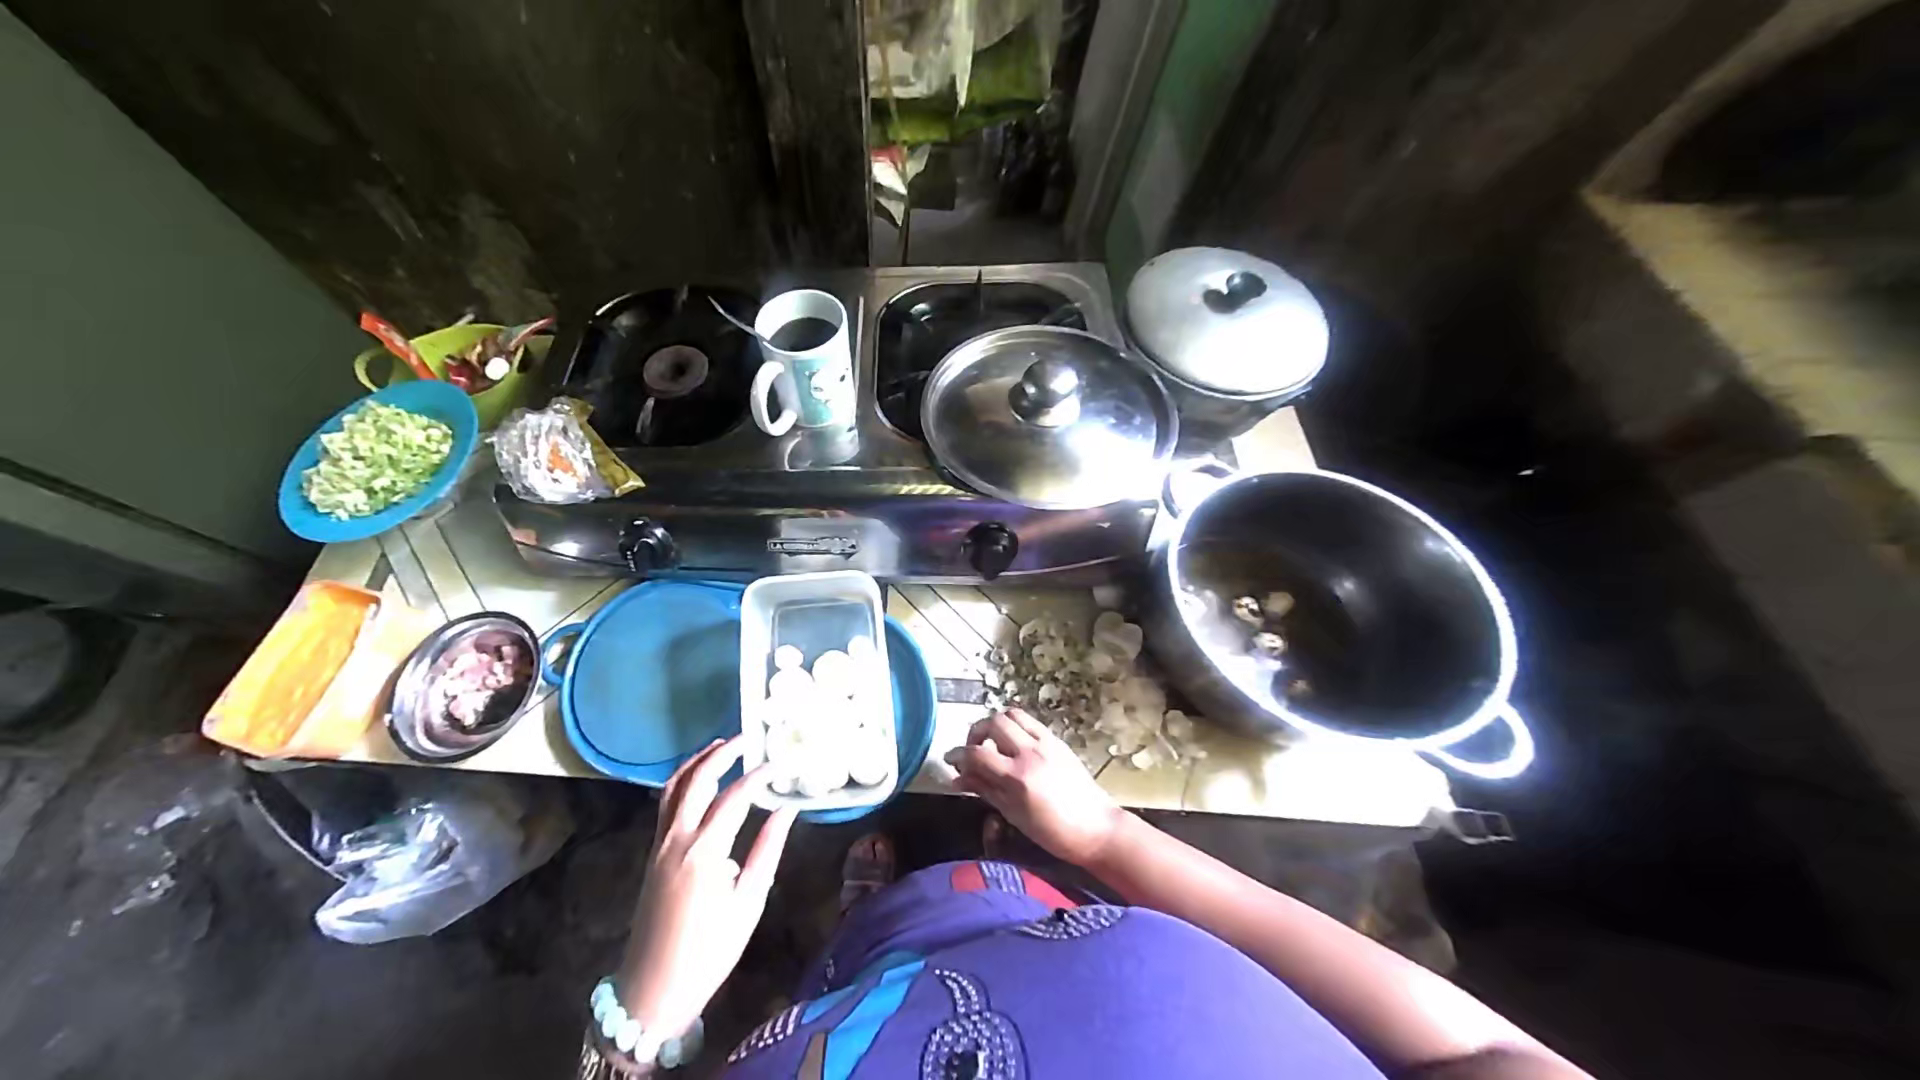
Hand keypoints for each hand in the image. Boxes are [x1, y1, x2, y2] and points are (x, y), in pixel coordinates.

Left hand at [617, 737, 797, 1036]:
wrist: (653, 990)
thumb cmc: (709, 951)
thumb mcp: (749, 902)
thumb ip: (768, 849)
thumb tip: (787, 808)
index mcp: (705, 852)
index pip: (735, 796)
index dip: (760, 774)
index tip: (781, 762)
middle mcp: (677, 839)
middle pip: (698, 780)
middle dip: (723, 753)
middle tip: (748, 738)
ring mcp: (659, 845)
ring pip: (674, 787)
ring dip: (698, 761)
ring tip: (721, 745)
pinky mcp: (652, 853)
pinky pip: (665, 804)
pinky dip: (682, 781)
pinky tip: (698, 778)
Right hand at [944, 708, 1129, 866]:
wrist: (1097, 829)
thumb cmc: (1054, 832)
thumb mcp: (1014, 815)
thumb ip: (985, 790)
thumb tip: (958, 778)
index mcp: (1018, 777)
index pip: (977, 754)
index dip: (957, 755)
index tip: (950, 760)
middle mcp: (1030, 753)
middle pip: (993, 723)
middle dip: (975, 733)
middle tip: (973, 751)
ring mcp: (1046, 743)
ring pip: (1011, 715)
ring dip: (996, 724)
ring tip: (993, 743)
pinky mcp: (1057, 741)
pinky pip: (1030, 722)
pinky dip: (1015, 726)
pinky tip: (1013, 744)